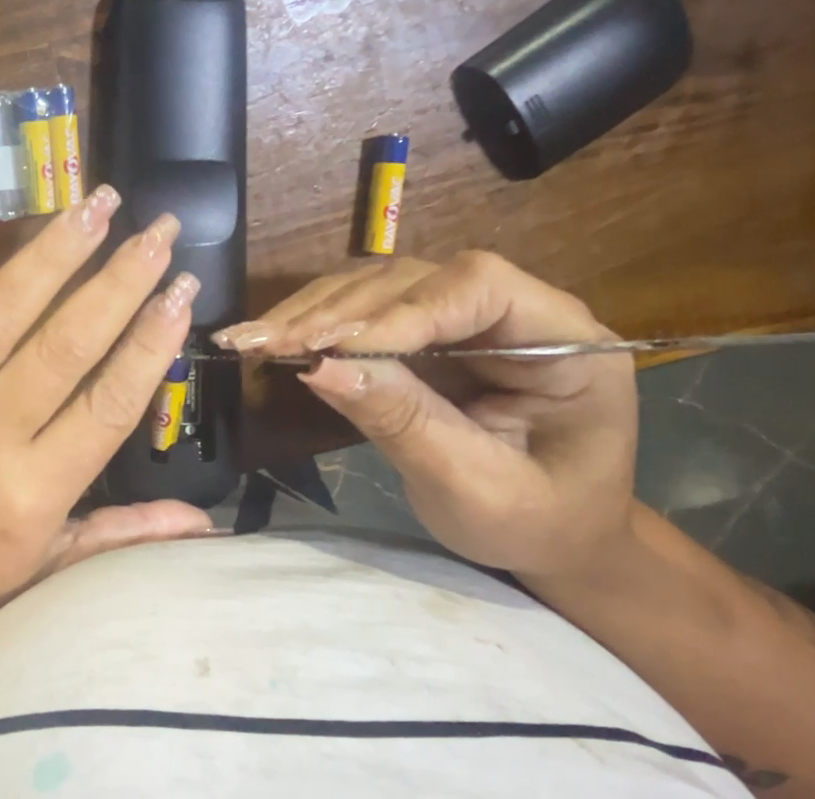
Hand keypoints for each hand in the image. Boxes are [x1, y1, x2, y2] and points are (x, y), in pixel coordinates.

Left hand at [0, 188, 211, 672]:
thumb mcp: (40, 576)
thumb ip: (119, 537)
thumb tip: (206, 524)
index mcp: (30, 492)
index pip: (107, 402)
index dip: (151, 343)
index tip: (182, 288)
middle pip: (64, 345)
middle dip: (119, 282)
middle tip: (159, 228)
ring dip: (48, 255)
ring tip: (92, 204)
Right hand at [214, 252, 637, 578]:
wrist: (550, 534)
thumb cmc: (537, 523)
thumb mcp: (479, 489)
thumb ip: (407, 423)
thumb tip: (321, 368)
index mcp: (565, 342)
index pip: (478, 288)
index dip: (402, 310)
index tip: (331, 350)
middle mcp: (513, 310)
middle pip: (412, 280)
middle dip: (336, 313)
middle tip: (264, 344)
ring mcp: (464, 317)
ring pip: (375, 287)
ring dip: (309, 313)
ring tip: (249, 340)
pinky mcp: (423, 333)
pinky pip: (359, 312)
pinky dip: (309, 325)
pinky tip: (267, 339)